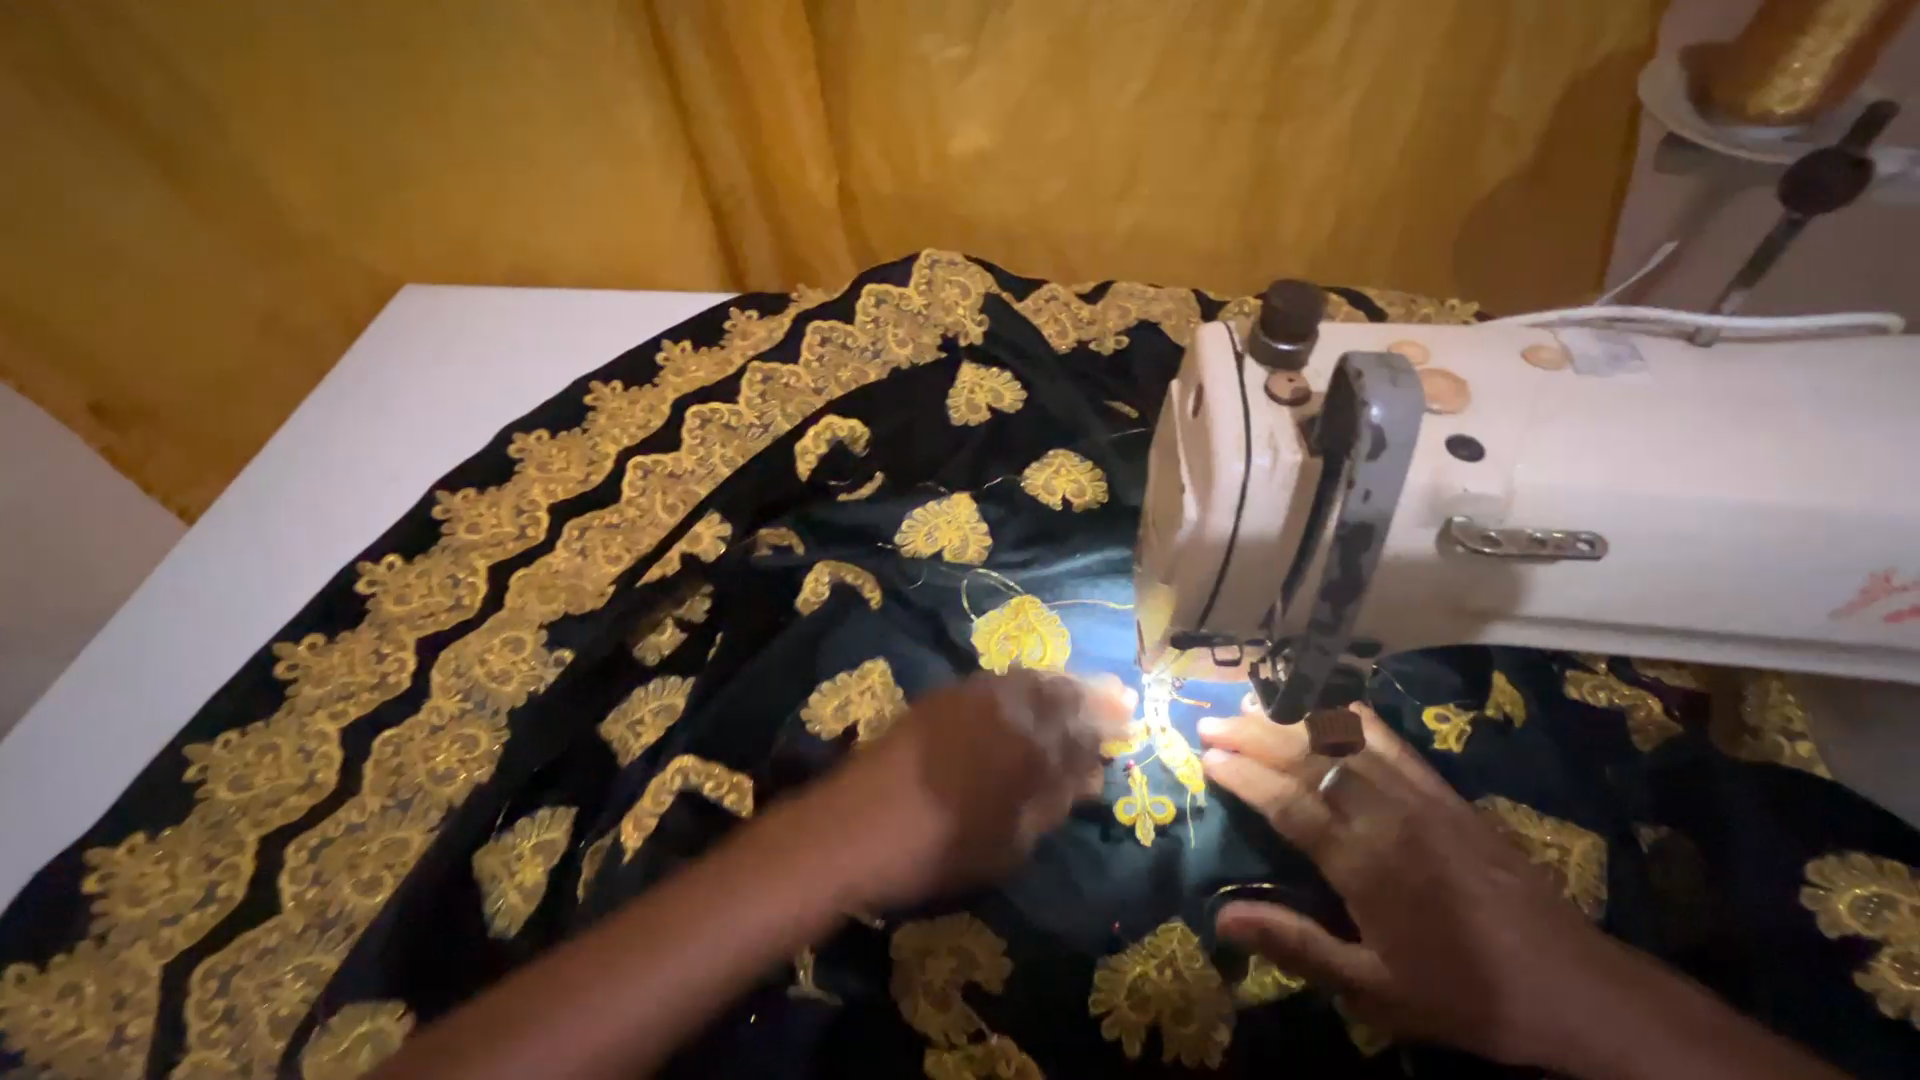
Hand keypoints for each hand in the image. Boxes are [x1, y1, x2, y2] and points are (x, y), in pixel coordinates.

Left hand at [813, 670, 1134, 907]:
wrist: (850, 828)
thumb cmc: (938, 848)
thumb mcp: (1010, 840)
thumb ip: (1053, 801)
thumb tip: (1089, 775)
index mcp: (1027, 742)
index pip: (1083, 724)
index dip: (1110, 723)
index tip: (1132, 722)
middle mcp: (1003, 706)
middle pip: (1059, 691)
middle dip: (1092, 694)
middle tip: (1118, 697)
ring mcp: (968, 696)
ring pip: (1028, 680)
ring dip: (1059, 685)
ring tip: (1080, 695)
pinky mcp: (940, 698)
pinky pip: (997, 682)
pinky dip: (1023, 686)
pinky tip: (1027, 697)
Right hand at [1198, 699, 1635, 1067]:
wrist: (1572, 985)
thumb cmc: (1462, 993)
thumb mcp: (1374, 989)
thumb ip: (1297, 946)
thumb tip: (1222, 918)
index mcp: (1364, 863)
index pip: (1288, 802)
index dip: (1242, 775)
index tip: (1205, 756)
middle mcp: (1387, 816)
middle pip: (1309, 757)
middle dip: (1254, 735)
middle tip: (1210, 721)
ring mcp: (1420, 798)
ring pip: (1343, 741)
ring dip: (1292, 722)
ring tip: (1251, 711)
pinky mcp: (1447, 795)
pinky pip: (1391, 743)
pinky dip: (1352, 721)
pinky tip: (1332, 710)